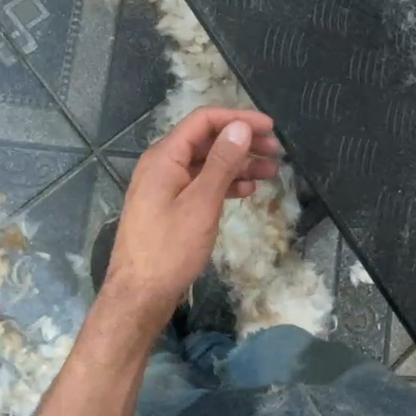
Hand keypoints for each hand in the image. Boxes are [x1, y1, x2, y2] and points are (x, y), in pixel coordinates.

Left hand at [103, 107, 282, 321]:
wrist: (139, 296)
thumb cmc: (170, 248)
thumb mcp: (201, 203)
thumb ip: (222, 162)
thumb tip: (240, 126)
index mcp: (164, 157)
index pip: (204, 121)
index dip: (238, 118)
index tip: (270, 127)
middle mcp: (162, 165)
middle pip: (206, 140)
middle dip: (242, 142)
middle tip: (276, 151)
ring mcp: (164, 187)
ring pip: (206, 163)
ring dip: (238, 164)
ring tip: (270, 172)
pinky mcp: (170, 207)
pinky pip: (201, 184)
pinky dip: (225, 183)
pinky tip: (247, 191)